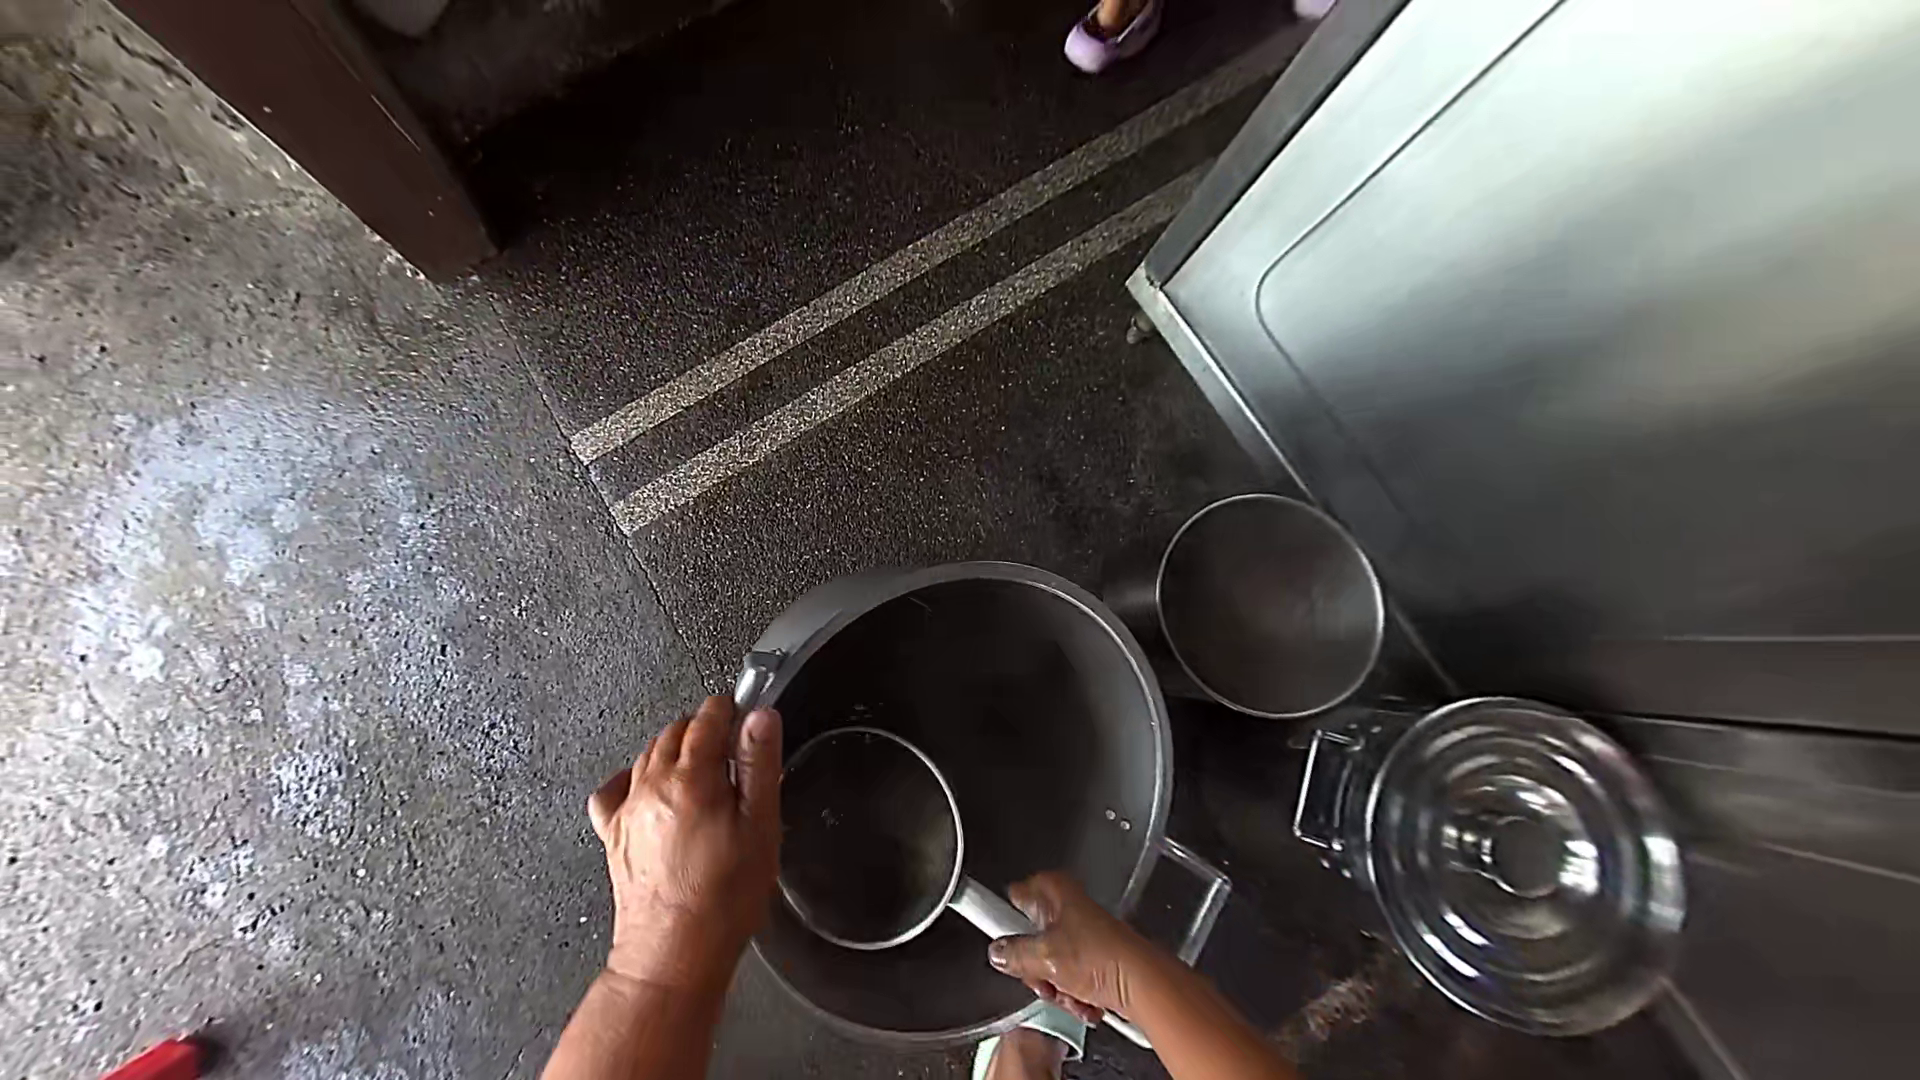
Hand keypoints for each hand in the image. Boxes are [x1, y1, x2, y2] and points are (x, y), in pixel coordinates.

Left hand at [587, 695, 781, 989]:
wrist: (674, 954)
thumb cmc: (723, 895)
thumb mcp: (761, 824)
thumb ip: (759, 763)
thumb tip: (761, 716)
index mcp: (690, 778)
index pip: (707, 717)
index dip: (731, 709)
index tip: (746, 714)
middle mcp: (651, 785)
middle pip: (676, 729)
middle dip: (706, 726)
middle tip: (734, 745)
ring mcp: (627, 809)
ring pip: (648, 753)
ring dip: (677, 748)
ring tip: (705, 768)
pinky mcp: (613, 834)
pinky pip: (615, 787)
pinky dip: (635, 776)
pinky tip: (653, 787)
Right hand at [986, 871, 1177, 1023]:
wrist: (1140, 983)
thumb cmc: (1101, 956)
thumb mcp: (1044, 956)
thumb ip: (1014, 954)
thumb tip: (998, 951)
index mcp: (1054, 889)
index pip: (1015, 896)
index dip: (1007, 920)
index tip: (1007, 943)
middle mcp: (1066, 904)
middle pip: (1030, 936)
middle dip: (1035, 966)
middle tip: (1043, 977)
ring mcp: (1079, 930)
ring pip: (1048, 961)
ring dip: (1054, 985)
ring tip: (1068, 991)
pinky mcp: (1091, 955)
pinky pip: (1068, 975)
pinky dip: (1073, 992)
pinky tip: (1082, 999)